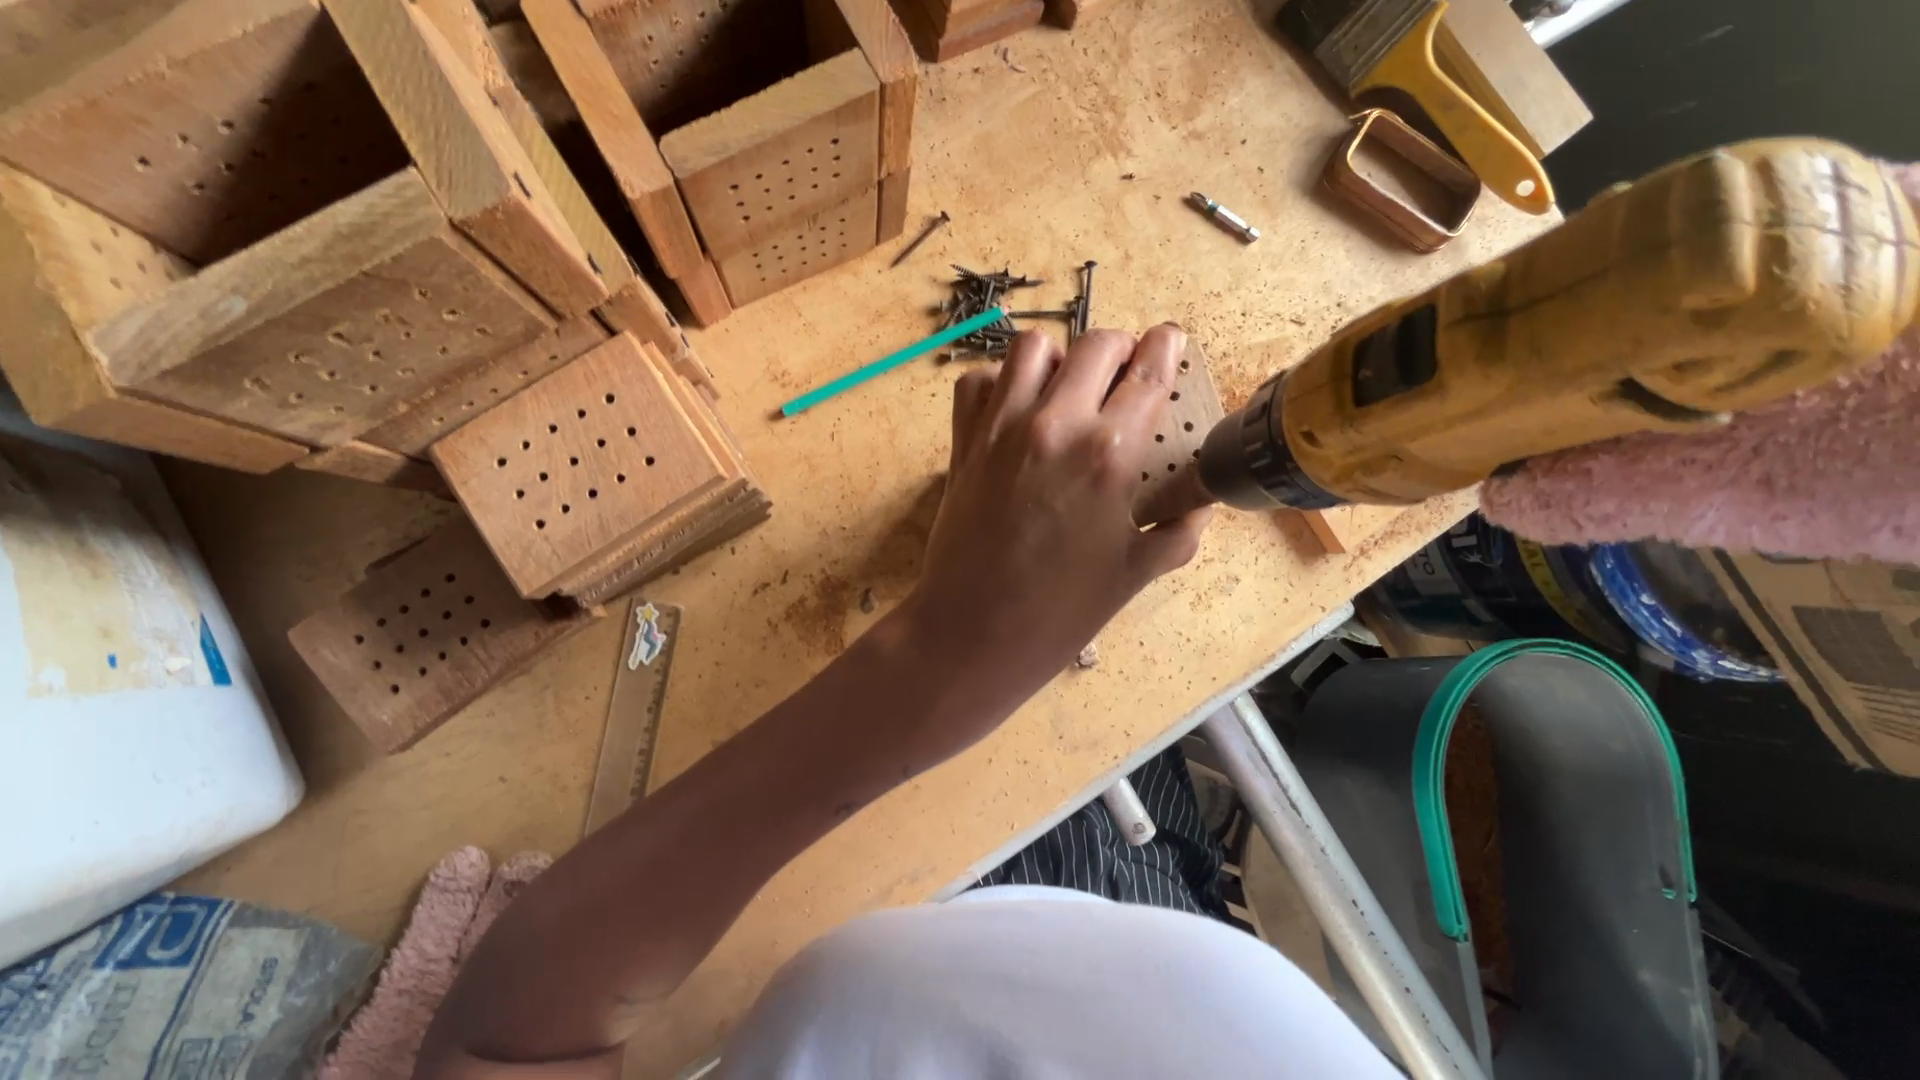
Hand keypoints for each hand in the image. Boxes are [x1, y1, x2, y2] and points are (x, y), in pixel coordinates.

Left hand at [893, 324, 1213, 730]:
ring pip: (1033, 347)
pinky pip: (978, 381)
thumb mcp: (1136, 573)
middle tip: (1124, 373)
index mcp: (1110, 454)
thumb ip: (1179, 531)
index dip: (1166, 346)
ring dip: (1060, 357)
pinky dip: (999, 383)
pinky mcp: (963, 441)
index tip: (1170, 341)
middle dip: (1121, 348)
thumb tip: (1202, 504)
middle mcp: (1056, 424)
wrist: (974, 632)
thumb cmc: (1061, 612)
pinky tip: (1014, 410)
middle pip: (1097, 344)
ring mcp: (1002, 427)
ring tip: (1067, 388)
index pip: (1148, 371)